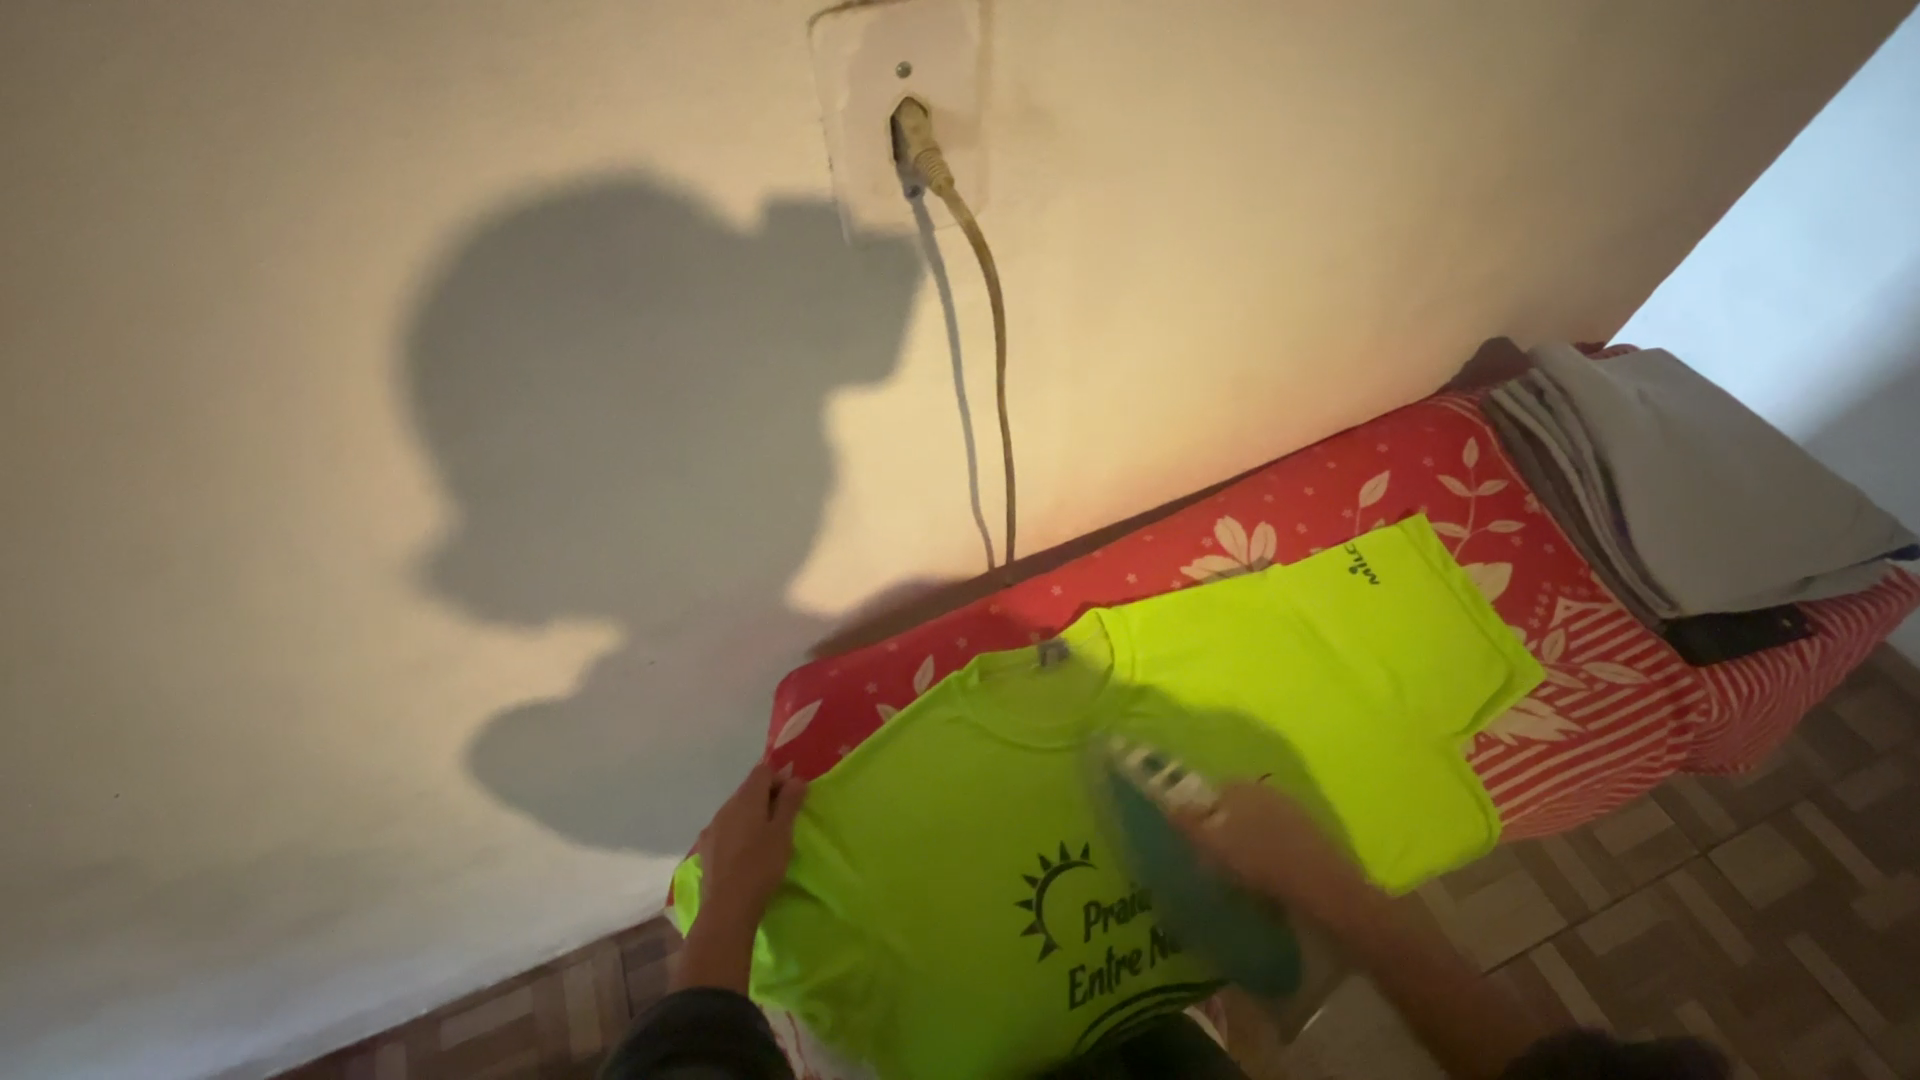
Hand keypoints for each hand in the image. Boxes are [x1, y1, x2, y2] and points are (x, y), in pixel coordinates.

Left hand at [695, 764, 807, 927]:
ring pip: (736, 810)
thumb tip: (796, 778)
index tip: (793, 799)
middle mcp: (725, 807)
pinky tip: (746, 854)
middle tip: (784, 821)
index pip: (763, 771)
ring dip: (752, 815)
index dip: (780, 779)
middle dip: (767, 797)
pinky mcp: (706, 848)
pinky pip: (726, 829)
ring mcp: (712, 828)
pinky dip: (739, 832)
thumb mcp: (783, 832)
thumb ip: (790, 802)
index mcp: (745, 799)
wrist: (727, 907)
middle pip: (748, 790)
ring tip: (766, 839)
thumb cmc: (761, 865)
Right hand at [1172, 781, 1378, 923]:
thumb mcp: (1212, 845)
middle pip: (1237, 806)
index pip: (1212, 790)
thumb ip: (1188, 822)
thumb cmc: (1260, 864)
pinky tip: (1268, 879)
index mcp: (1241, 787)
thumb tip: (1168, 803)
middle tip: (1215, 858)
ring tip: (1241, 873)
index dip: (1201, 812)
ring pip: (1260, 824)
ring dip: (1250, 842)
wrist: (1326, 893)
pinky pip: (1281, 842)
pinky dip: (1272, 855)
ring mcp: (1295, 813)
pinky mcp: (1314, 839)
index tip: (1195, 838)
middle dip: (1226, 825)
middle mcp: (1268, 791)